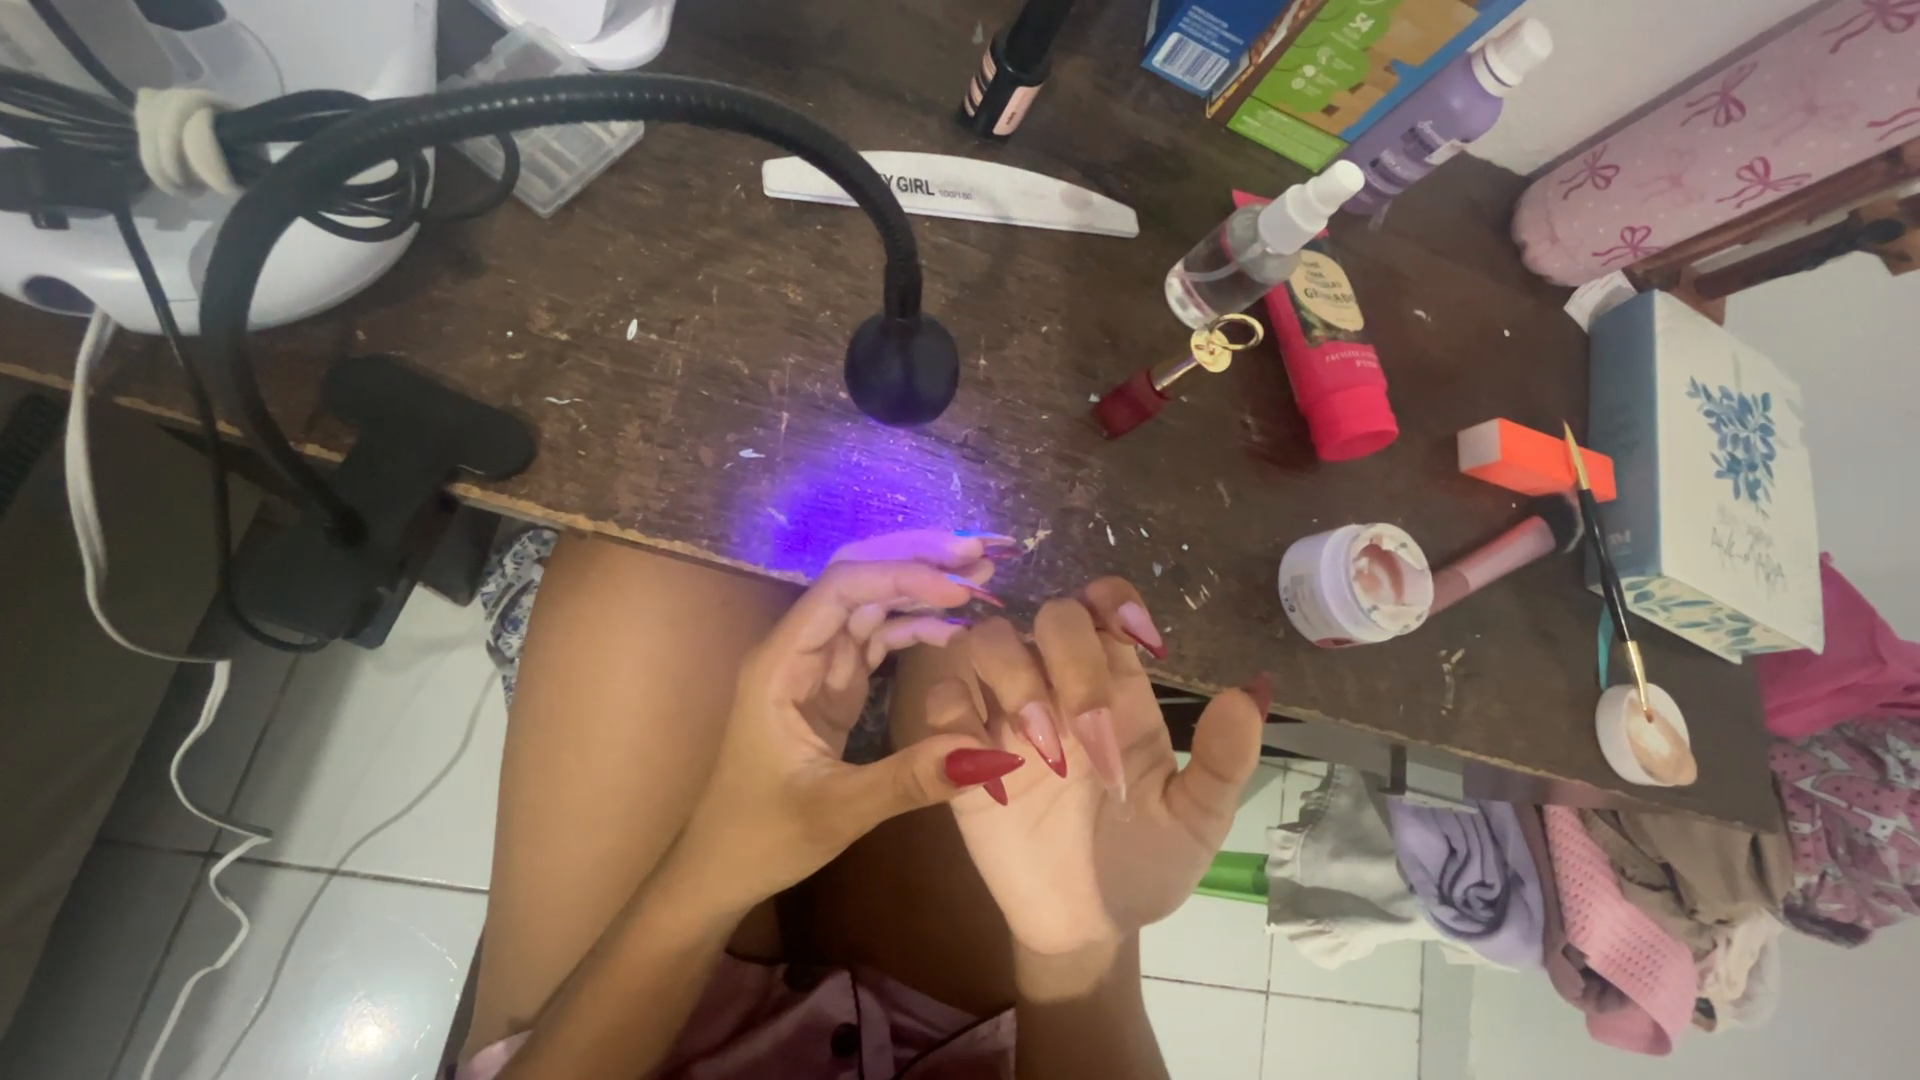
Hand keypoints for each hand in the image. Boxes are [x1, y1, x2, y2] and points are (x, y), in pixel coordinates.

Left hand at [663, 531, 1028, 913]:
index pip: (841, 589)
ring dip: (921, 587)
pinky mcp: (833, 684)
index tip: (958, 588)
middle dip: (915, 559)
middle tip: (977, 553)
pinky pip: (876, 639)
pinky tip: (953, 627)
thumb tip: (990, 755)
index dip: (900, 576)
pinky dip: (914, 626)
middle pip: (856, 578)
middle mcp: (796, 650)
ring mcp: (815, 665)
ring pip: (870, 603)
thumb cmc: (763, 836)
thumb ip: (910, 780)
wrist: (724, 867)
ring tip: (979, 579)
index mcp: (779, 664)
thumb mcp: (838, 812)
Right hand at [925, 580, 1268, 955]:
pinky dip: (953, 712)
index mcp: (1120, 690)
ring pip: (989, 640)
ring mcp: (1008, 715)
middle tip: (1087, 731)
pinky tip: (982, 760)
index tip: (1130, 639)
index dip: (1112, 601)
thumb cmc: (1144, 864)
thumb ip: (1223, 761)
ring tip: (1038, 751)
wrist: (1085, 924)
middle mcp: (1061, 687)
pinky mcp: (963, 752)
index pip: (1106, 606)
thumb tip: (1247, 692)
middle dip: (1069, 658)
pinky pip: (942, 697)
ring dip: (1011, 678)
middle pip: (1051, 615)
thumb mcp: (1196, 821)